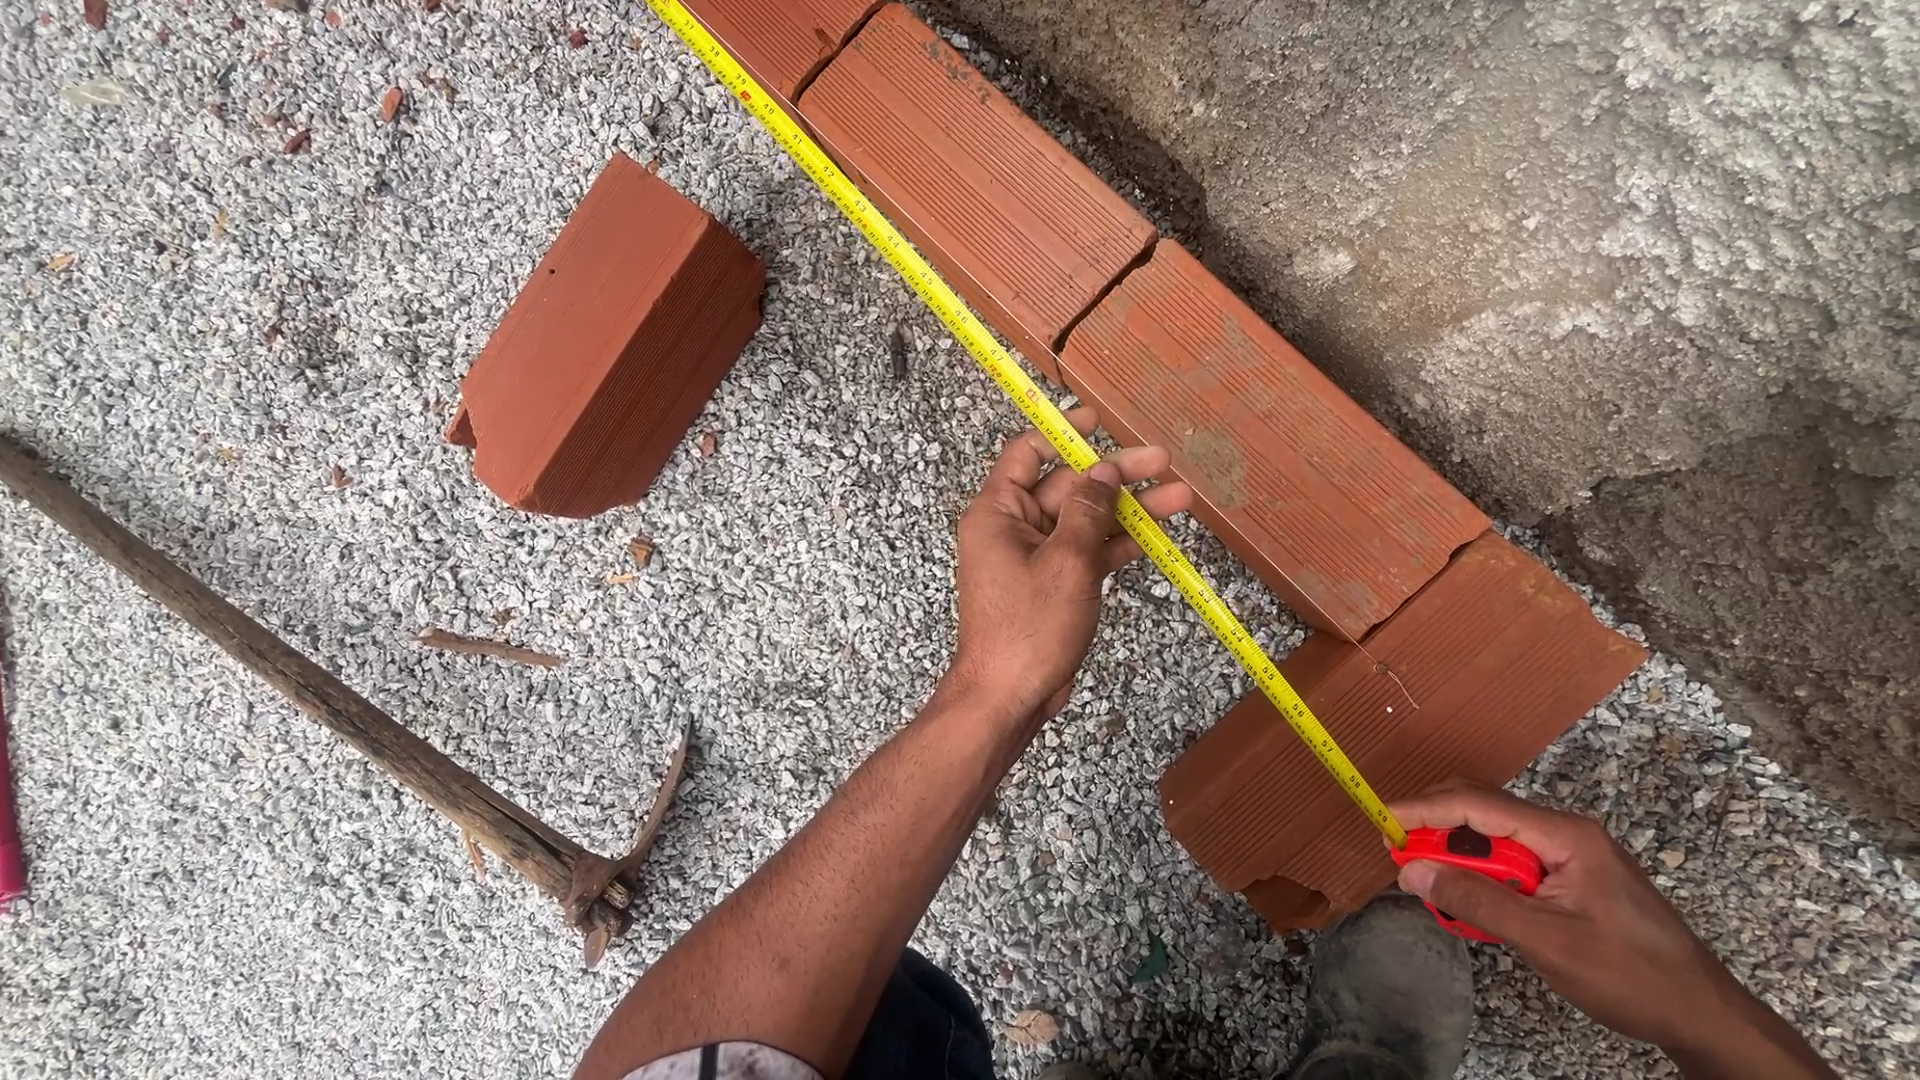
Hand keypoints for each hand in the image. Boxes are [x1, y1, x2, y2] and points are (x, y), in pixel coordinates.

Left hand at [947, 408, 1191, 722]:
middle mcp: (1012, 528)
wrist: (1010, 697)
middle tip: (1162, 461)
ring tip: (1179, 497)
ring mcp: (1035, 557)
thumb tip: (1103, 473)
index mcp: (997, 512)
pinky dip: (1119, 545)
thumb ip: (1089, 512)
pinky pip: (1088, 553)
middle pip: (1067, 487)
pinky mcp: (1054, 583)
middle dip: (1115, 476)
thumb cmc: (1027, 628)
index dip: (1062, 433)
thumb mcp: (1066, 562)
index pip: (1027, 453)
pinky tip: (1157, 535)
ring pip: (1085, 521)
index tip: (1098, 421)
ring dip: (1128, 512)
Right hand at [1391, 784, 1834, 1077]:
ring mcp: (1570, 850)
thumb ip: (1475, 900)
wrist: (1706, 1017)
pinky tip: (1472, 900)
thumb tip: (1410, 870)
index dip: (1423, 809)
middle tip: (1398, 853)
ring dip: (1457, 854)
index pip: (1477, 805)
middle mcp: (1565, 831)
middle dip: (1435, 826)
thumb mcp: (1545, 941)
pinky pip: (1509, 857)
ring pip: (1492, 833)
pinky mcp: (1569, 873)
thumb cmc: (1630, 976)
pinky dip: (1480, 873)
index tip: (1380, 820)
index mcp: (1565, 835)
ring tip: (1433, 885)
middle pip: (1482, 809)